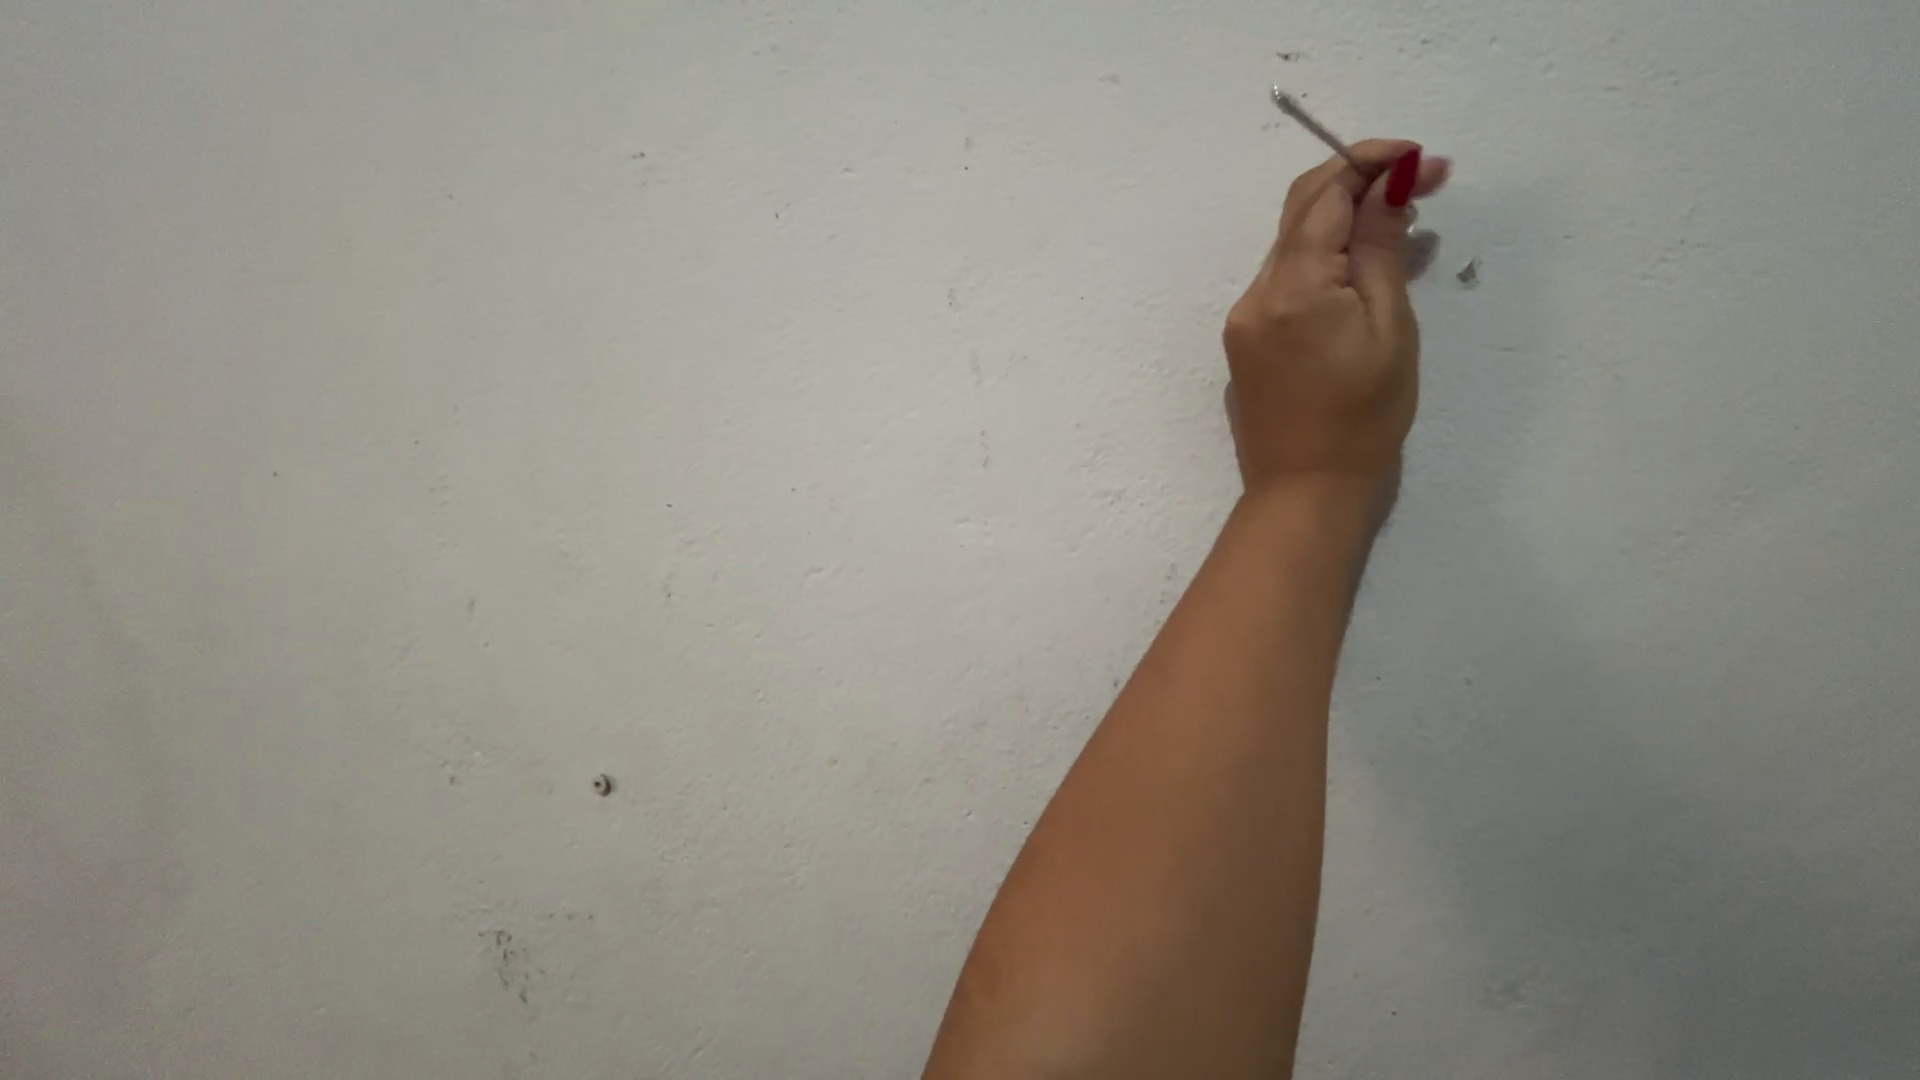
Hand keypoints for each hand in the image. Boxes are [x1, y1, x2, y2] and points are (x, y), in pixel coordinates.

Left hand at [1223, 142, 1450, 497]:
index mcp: (1291, 288)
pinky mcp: (1244, 341)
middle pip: (1301, 215)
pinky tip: (1367, 278)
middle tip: (1425, 189)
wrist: (1305, 488)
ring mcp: (1243, 320)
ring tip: (1409, 239)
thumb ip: (1380, 249)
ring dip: (1346, 229)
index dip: (1370, 163)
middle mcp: (1254, 296)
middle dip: (1360, 188)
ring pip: (1294, 249)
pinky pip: (1284, 284)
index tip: (1423, 162)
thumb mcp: (1389, 327)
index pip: (1322, 194)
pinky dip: (1324, 267)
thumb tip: (1388, 182)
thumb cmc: (1363, 418)